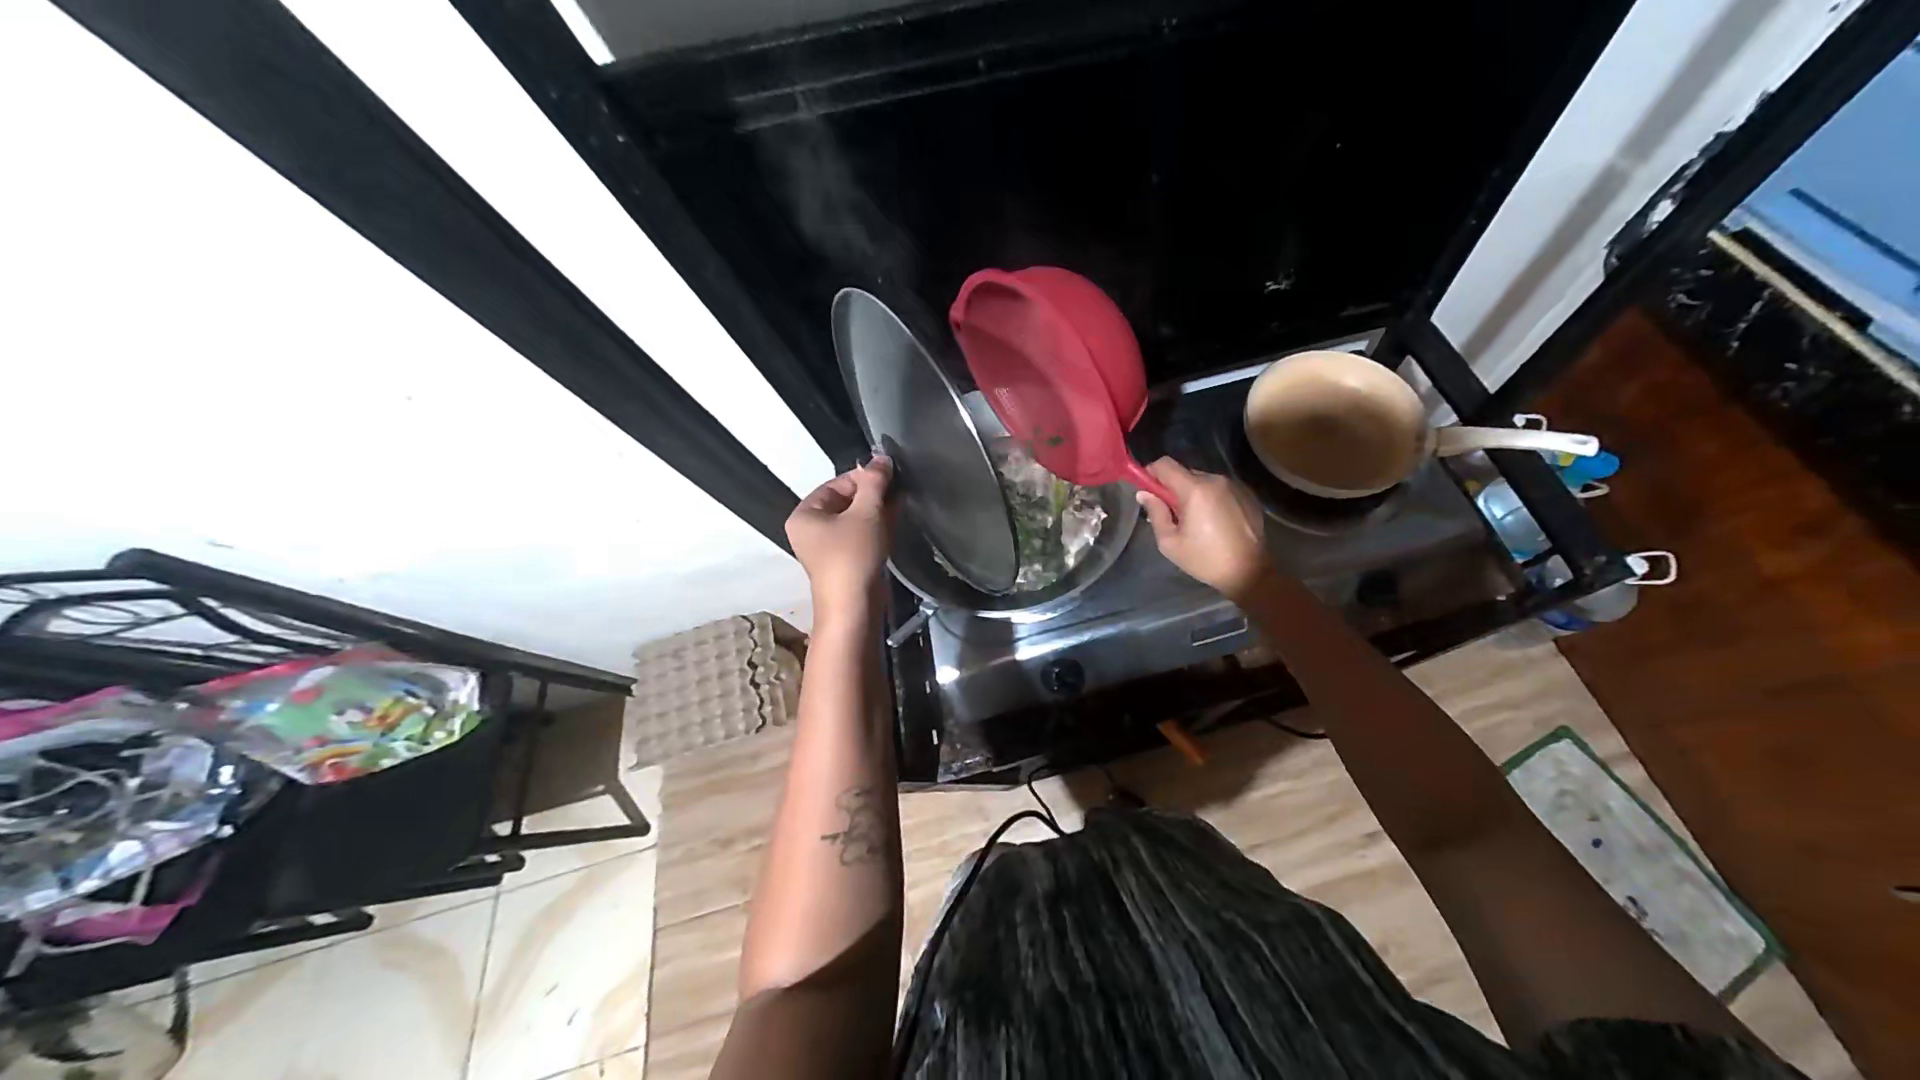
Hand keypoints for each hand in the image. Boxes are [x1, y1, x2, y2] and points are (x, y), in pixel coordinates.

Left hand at [786, 456, 893, 617]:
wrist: (854, 607)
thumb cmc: (853, 555)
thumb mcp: (866, 512)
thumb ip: (875, 482)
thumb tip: (882, 457)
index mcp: (804, 514)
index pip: (837, 483)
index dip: (865, 477)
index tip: (891, 475)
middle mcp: (810, 529)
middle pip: (845, 501)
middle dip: (873, 494)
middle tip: (899, 488)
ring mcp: (826, 548)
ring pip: (854, 520)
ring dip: (877, 510)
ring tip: (901, 503)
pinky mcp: (843, 562)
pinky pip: (859, 537)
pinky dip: (875, 528)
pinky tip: (895, 521)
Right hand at [1136, 457, 1273, 600]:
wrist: (1250, 571)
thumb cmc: (1205, 559)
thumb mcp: (1170, 542)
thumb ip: (1156, 513)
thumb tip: (1144, 494)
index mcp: (1195, 490)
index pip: (1165, 464)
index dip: (1151, 474)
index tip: (1149, 491)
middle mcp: (1215, 480)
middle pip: (1184, 473)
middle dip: (1173, 489)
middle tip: (1172, 514)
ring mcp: (1234, 485)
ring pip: (1202, 481)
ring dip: (1193, 494)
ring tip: (1196, 521)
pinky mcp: (1246, 494)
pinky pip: (1219, 489)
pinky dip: (1211, 499)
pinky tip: (1214, 522)